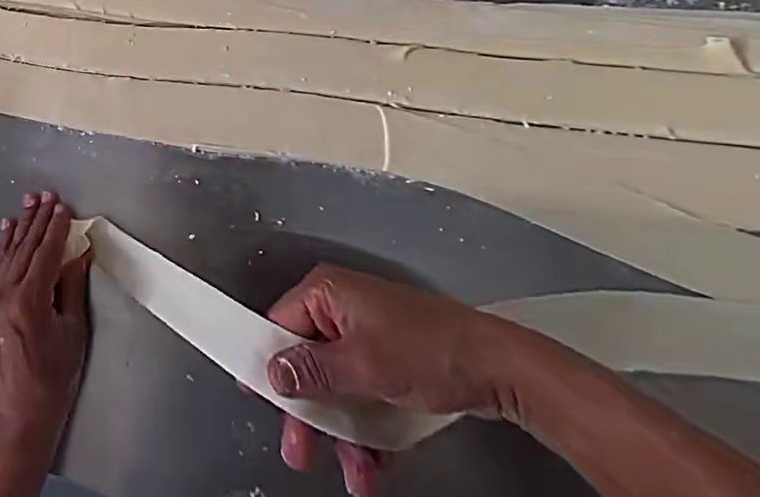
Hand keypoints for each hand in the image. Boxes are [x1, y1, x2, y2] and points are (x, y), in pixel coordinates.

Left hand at [0, 191, 91, 496]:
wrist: (18, 412)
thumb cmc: (54, 377)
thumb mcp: (73, 330)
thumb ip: (72, 286)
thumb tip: (79, 251)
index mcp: (30, 299)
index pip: (46, 253)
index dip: (56, 228)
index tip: (64, 207)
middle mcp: (8, 293)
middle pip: (27, 247)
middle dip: (39, 219)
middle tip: (47, 194)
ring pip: (11, 252)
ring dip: (23, 225)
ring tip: (30, 201)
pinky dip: (5, 244)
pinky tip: (8, 227)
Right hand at [264, 264, 517, 496]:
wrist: (498, 367)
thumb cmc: (431, 349)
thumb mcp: (361, 364)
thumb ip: (312, 370)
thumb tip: (276, 371)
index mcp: (327, 292)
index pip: (279, 325)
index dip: (269, 365)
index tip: (262, 399)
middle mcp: (341, 307)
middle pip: (306, 360)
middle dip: (308, 412)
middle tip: (300, 448)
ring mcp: (365, 332)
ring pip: (335, 384)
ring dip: (341, 431)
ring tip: (352, 468)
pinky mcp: (386, 356)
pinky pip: (361, 392)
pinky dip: (365, 426)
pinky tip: (372, 460)